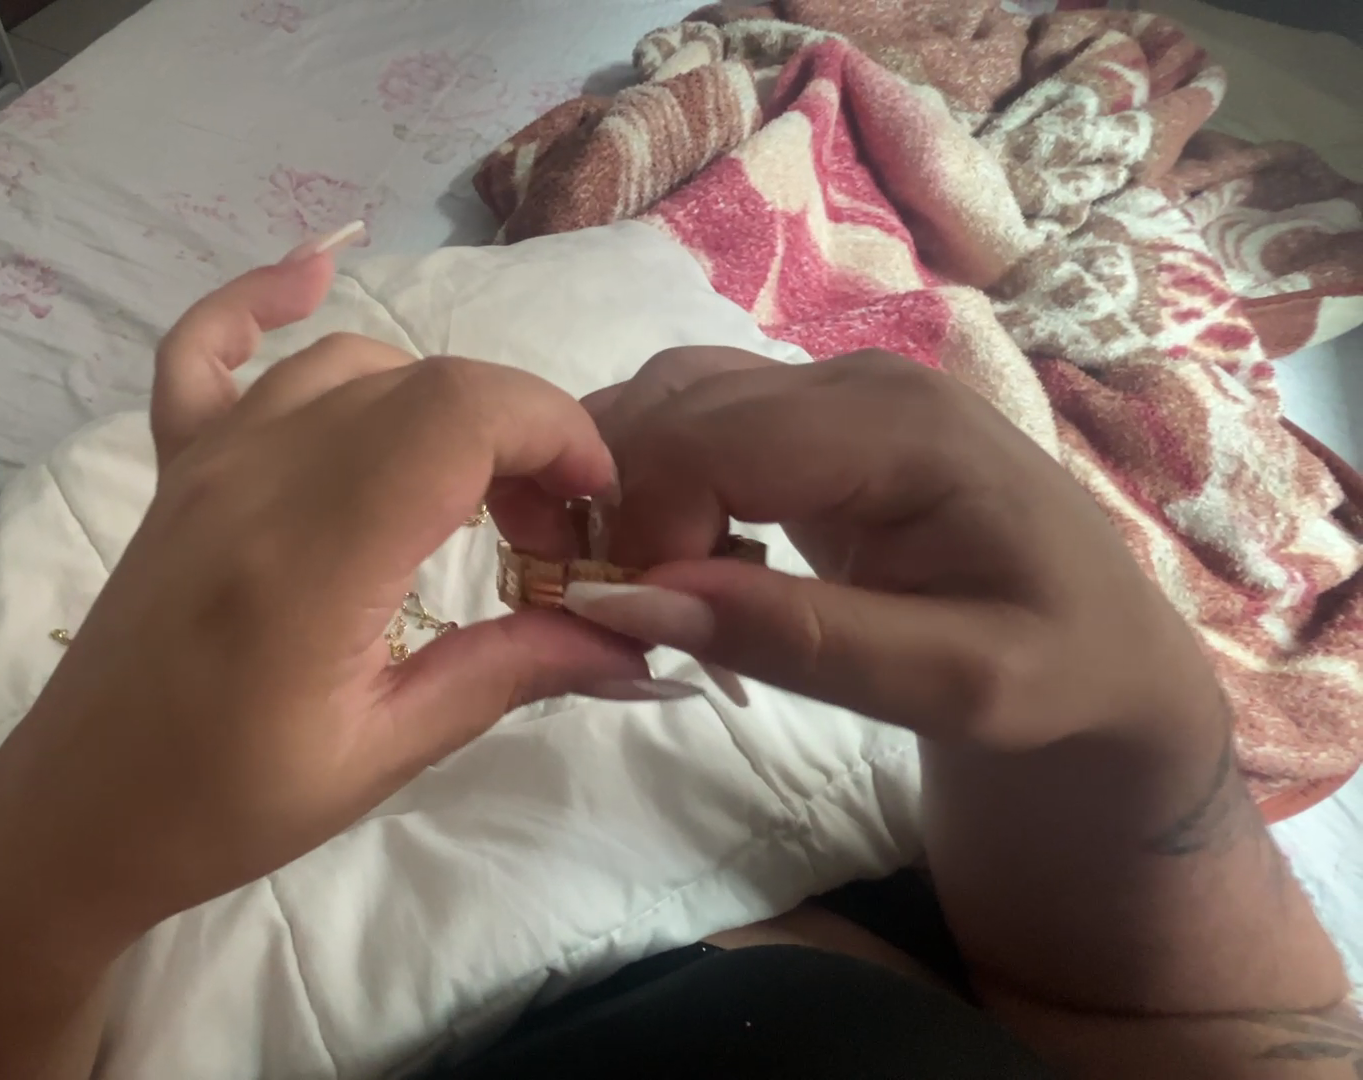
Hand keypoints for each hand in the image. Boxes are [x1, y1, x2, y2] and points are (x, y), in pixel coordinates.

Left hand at [0, 249, 649, 938]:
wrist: (80, 815)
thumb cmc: (226, 807)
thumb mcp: (385, 753)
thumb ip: (510, 672)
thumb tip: (628, 645)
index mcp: (314, 558)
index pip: (462, 416)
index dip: (554, 434)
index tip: (589, 507)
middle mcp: (256, 478)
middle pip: (426, 384)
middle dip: (520, 434)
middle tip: (542, 530)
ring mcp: (204, 460)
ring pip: (352, 366)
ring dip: (439, 404)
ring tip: (470, 485)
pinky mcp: (174, 467)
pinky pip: (206, 347)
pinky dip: (262, 299)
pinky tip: (315, 277)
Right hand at [563, 345, 1222, 749]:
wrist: (1099, 644)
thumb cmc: (1053, 672)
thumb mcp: (953, 688)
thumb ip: (790, 640)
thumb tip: (621, 601)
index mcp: (901, 427)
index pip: (707, 442)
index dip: (641, 527)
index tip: (640, 617)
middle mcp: (849, 377)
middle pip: (668, 409)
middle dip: (616, 508)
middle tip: (625, 603)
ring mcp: (820, 385)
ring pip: (661, 398)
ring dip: (618, 484)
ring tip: (639, 570)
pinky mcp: (799, 412)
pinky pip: (681, 415)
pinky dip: (640, 472)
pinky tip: (663, 538)